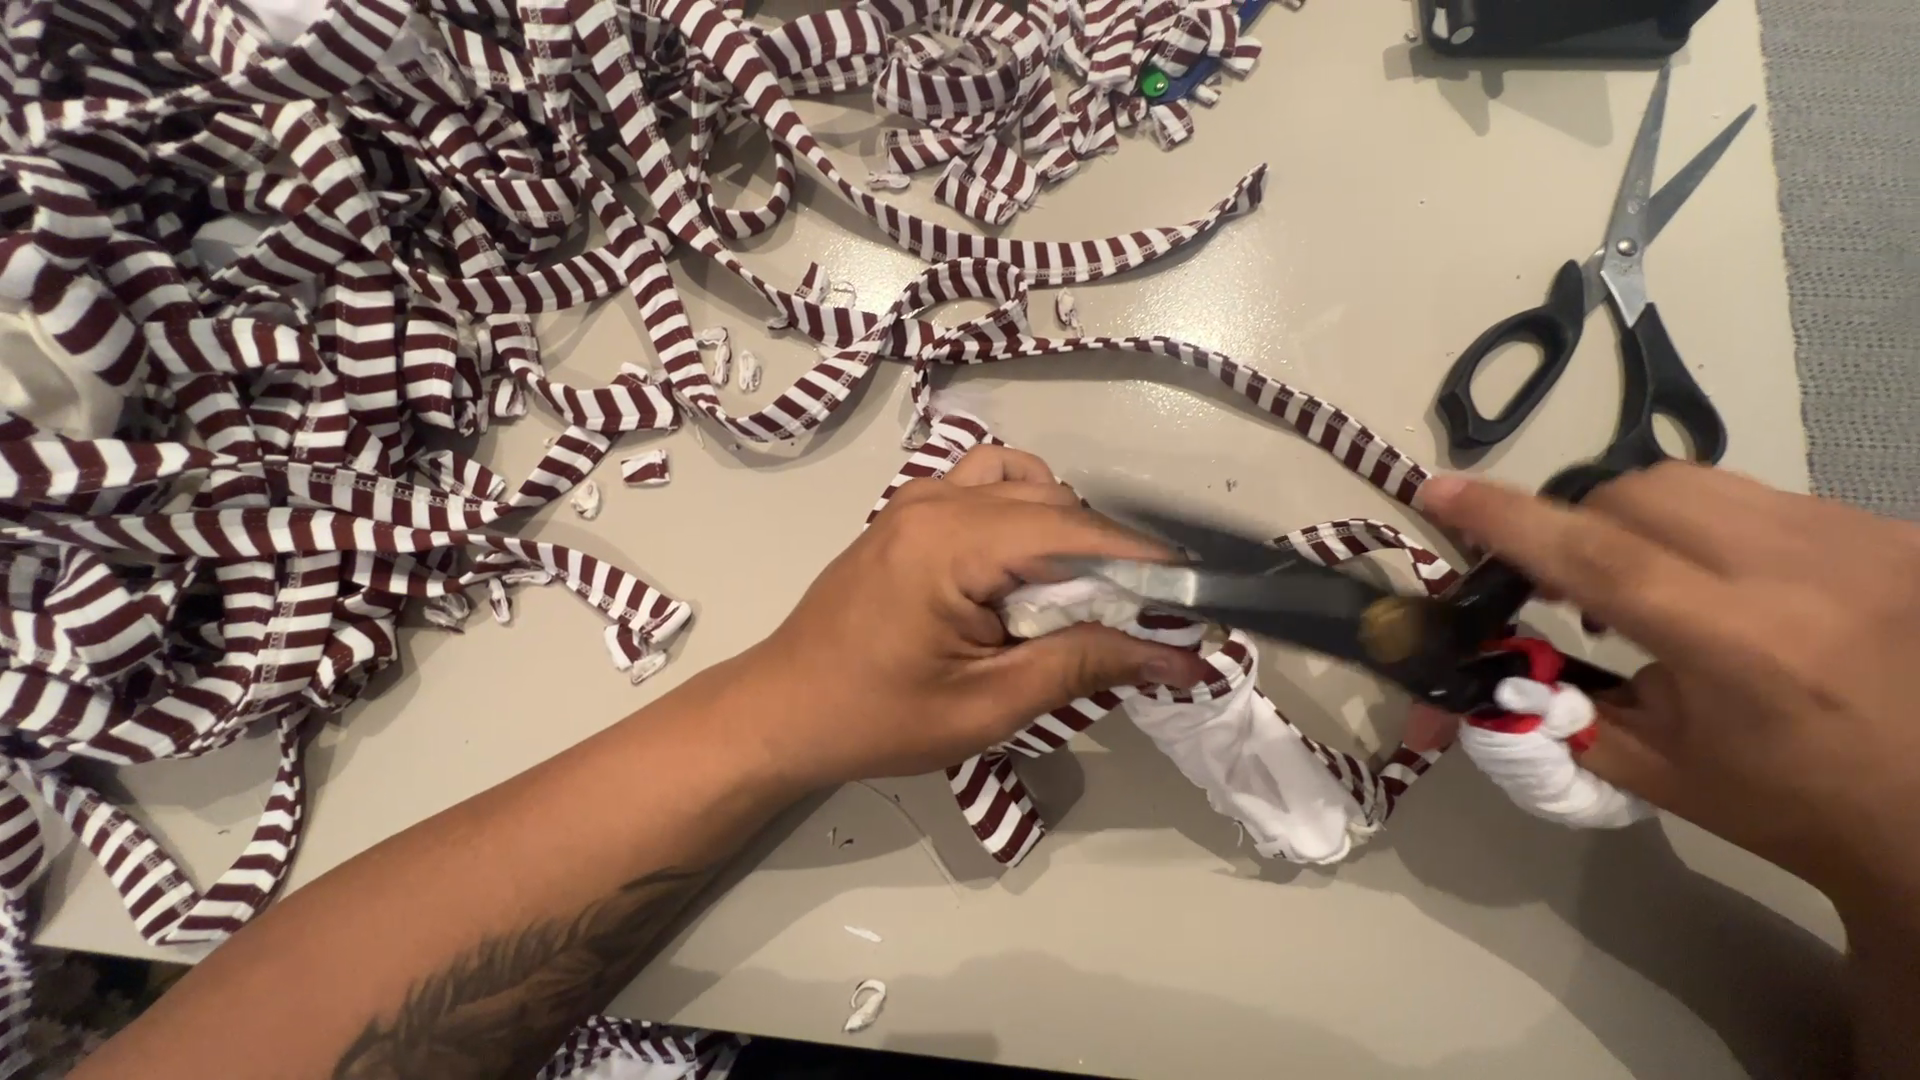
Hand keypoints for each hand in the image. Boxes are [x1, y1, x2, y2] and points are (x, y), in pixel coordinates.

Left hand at [730, 446, 1210, 792]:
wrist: (784, 710)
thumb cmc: (876, 719)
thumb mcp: (989, 705)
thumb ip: (1084, 665)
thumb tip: (1178, 656)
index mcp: (950, 544)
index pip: (1071, 530)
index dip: (1142, 562)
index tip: (1193, 601)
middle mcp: (935, 502)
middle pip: (1055, 504)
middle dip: (1109, 557)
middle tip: (1139, 619)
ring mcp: (916, 500)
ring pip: (1024, 485)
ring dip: (1067, 531)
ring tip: (1078, 596)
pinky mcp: (909, 513)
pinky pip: (986, 485)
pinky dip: (1023, 512)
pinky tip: (1024, 565)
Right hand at [1420, 463, 1919, 914]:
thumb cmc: (1787, 805)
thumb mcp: (1648, 766)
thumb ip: (1549, 706)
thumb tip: (1462, 678)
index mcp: (1741, 649)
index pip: (1596, 557)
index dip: (1506, 520)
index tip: (1438, 492)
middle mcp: (1806, 576)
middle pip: (1634, 497)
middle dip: (1573, 526)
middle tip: (1562, 581)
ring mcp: (1862, 543)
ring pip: (1689, 482)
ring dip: (1631, 520)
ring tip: (1643, 580)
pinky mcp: (1891, 531)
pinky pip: (1751, 496)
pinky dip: (1700, 526)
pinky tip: (1720, 581)